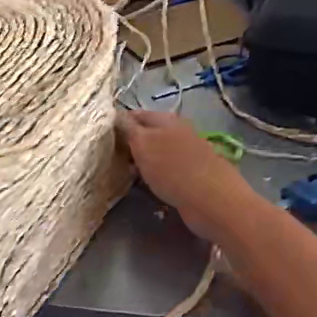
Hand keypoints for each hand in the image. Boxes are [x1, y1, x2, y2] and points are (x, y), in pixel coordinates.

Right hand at [116, 111, 257, 241]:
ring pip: (157, 155)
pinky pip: (166, 174)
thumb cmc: (173, 169)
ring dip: (142, 164)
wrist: (213, 202)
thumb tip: (116, 116)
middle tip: (110, 160)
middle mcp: (178, 133)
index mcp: (166, 120)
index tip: (102, 139)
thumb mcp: (143, 143)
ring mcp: (188, 156)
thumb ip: (128, 129)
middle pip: (148, 135)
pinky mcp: (193, 178)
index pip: (136, 115)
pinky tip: (146, 189)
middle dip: (130, 146)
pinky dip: (155, 179)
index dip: (119, 124)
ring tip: (124, 175)